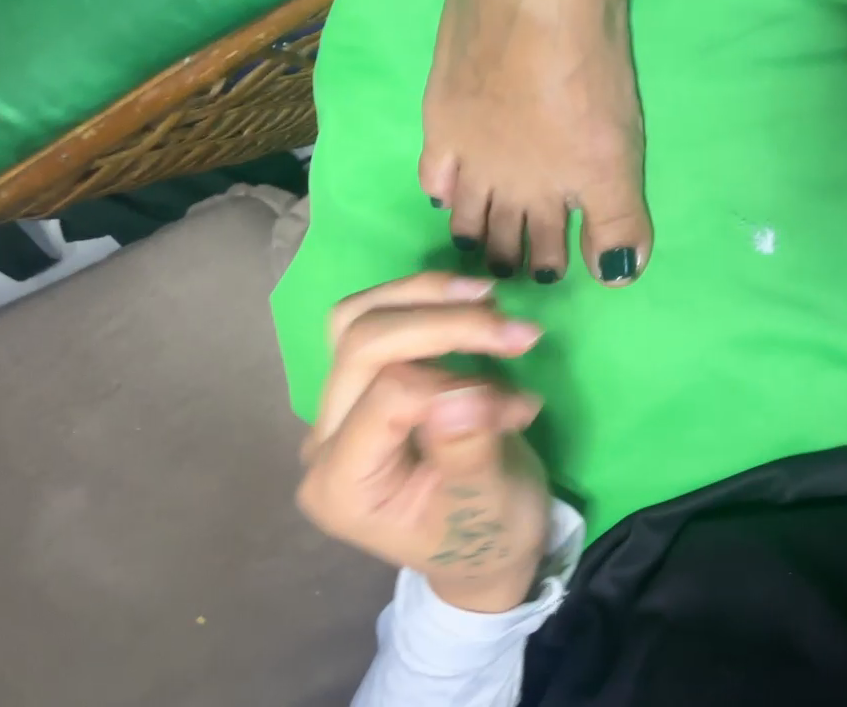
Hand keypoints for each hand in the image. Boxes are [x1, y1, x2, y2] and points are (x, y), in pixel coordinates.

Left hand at [296, 273, 549, 612]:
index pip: (390, 396)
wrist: (485, 549)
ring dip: (428, 296)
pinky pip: (376, 321)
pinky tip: (474, 305)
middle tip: (520, 333)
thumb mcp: (489, 506)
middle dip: (447, 324)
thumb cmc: (488, 536)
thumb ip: (469, 452)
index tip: (519, 408)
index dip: (460, 384)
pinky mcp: (365, 388)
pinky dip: (426, 301)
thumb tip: (463, 397)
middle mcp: (325, 442)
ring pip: (357, 318)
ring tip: (490, 298)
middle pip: (363, 344)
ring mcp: (339, 411)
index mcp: (344, 485)